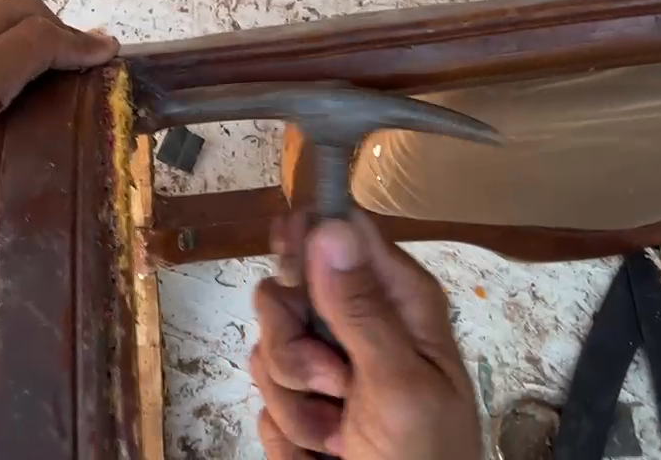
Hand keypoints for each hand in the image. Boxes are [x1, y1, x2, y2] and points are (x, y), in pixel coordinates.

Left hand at [0, 0, 118, 315]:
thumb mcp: (2, 184)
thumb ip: (45, 126)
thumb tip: (87, 83)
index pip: (35, 38)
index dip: (78, 43)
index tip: (105, 52)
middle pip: (10, 10)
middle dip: (53, 29)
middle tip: (76, 59)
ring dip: (17, 30)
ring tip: (39, 63)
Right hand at [250, 211, 479, 459]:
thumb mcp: (399, 386)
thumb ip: (361, 308)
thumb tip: (328, 224)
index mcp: (396, 299)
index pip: (338, 230)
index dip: (304, 240)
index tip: (289, 272)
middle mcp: (356, 317)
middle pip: (286, 285)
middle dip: (294, 344)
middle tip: (331, 383)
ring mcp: (323, 357)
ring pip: (267, 340)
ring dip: (294, 398)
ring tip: (336, 436)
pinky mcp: (296, 396)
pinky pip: (261, 387)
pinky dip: (288, 426)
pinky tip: (321, 450)